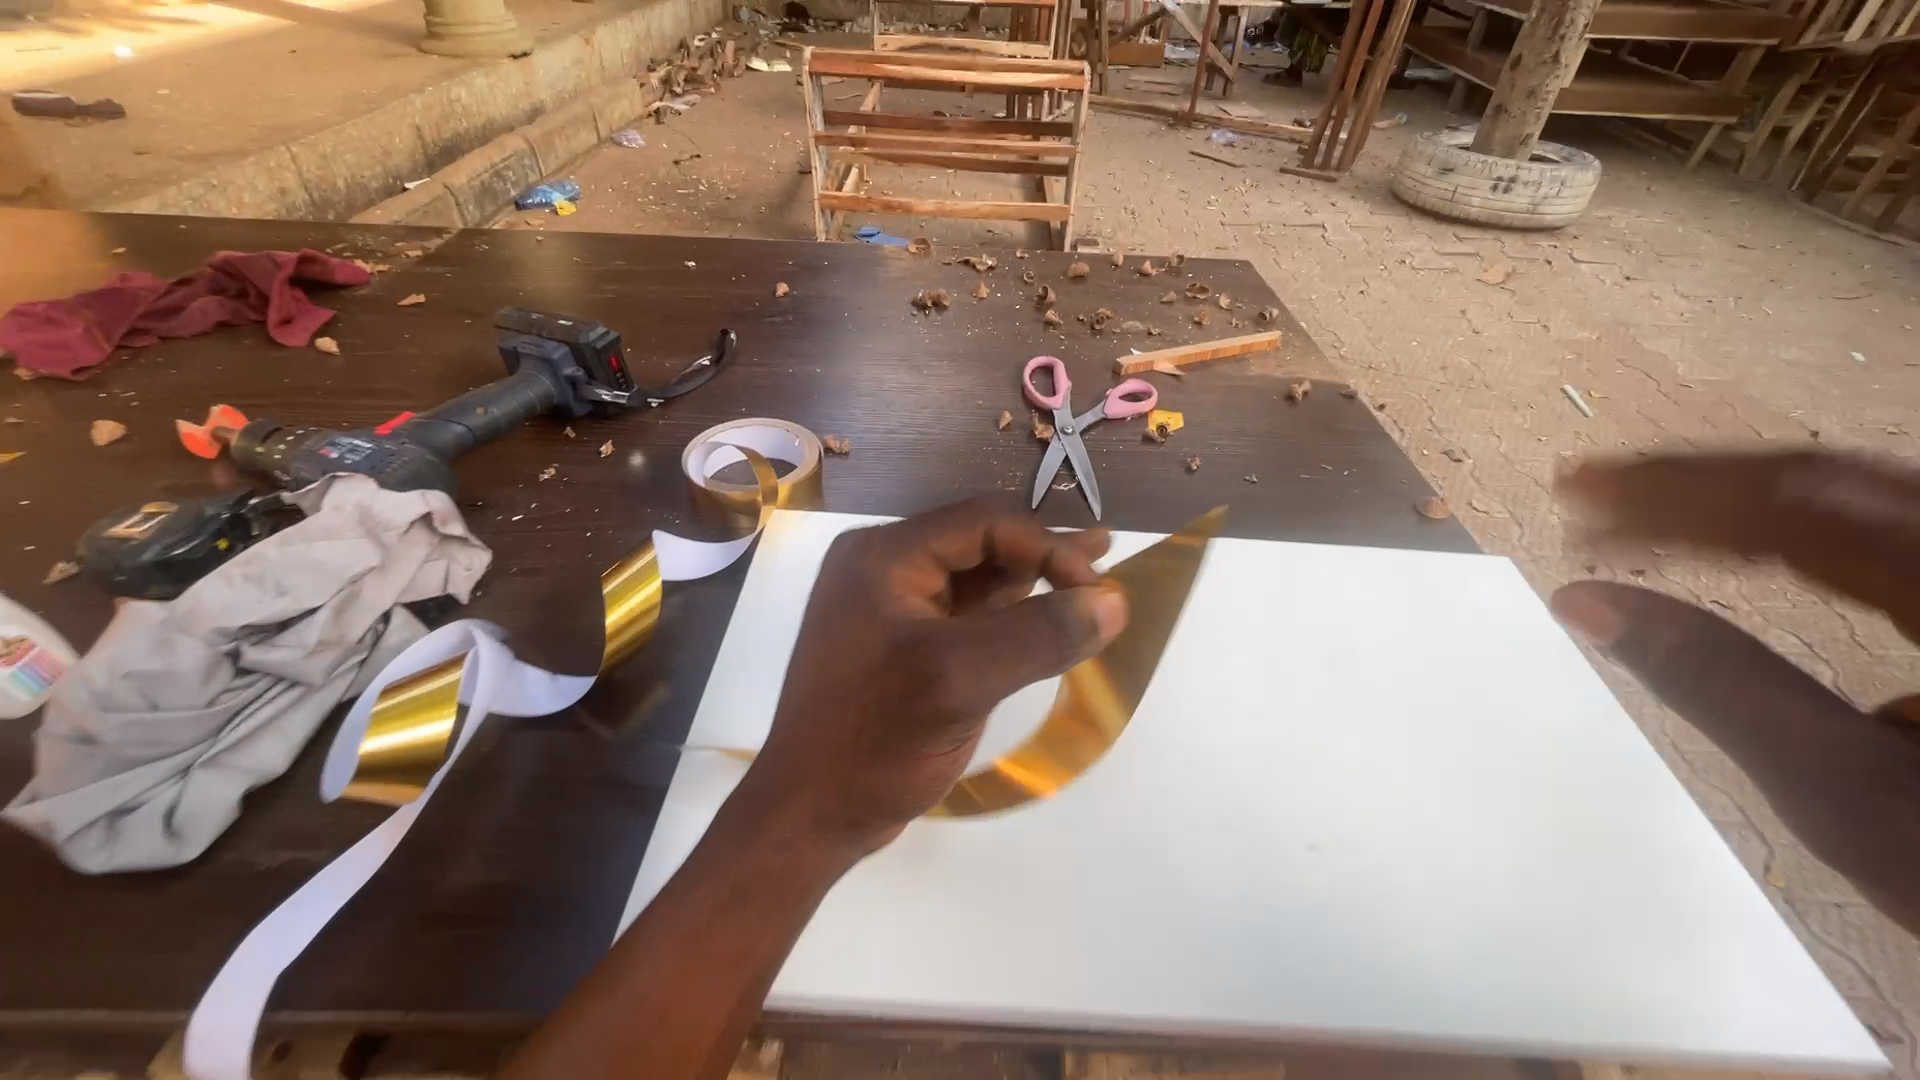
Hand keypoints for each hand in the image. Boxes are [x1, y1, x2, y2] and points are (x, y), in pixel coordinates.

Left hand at [736, 497, 1128, 855]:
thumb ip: (1039, 636)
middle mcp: (886, 569)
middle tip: (1104, 570)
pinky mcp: (906, 647)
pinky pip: (967, 618)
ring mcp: (893, 609)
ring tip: (1092, 581)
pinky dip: (1010, 618)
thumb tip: (1114, 602)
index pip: (984, 523)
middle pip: (981, 545)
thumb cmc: (874, 742)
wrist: (810, 815)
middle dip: (1043, 558)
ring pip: (978, 581)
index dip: (1047, 546)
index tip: (1096, 591)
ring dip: (1032, 584)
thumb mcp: (960, 682)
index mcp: (885, 557)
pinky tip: (1048, 619)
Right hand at [1551, 450, 1919, 933]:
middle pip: (1828, 488)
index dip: (1673, 497)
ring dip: (1734, 499)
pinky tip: (1732, 547)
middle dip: (1694, 482)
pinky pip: (1879, 538)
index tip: (1573, 498)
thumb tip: (1584, 602)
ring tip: (1640, 504)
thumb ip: (1717, 683)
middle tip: (1588, 486)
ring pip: (1857, 504)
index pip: (1797, 513)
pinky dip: (1785, 532)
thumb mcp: (1851, 793)